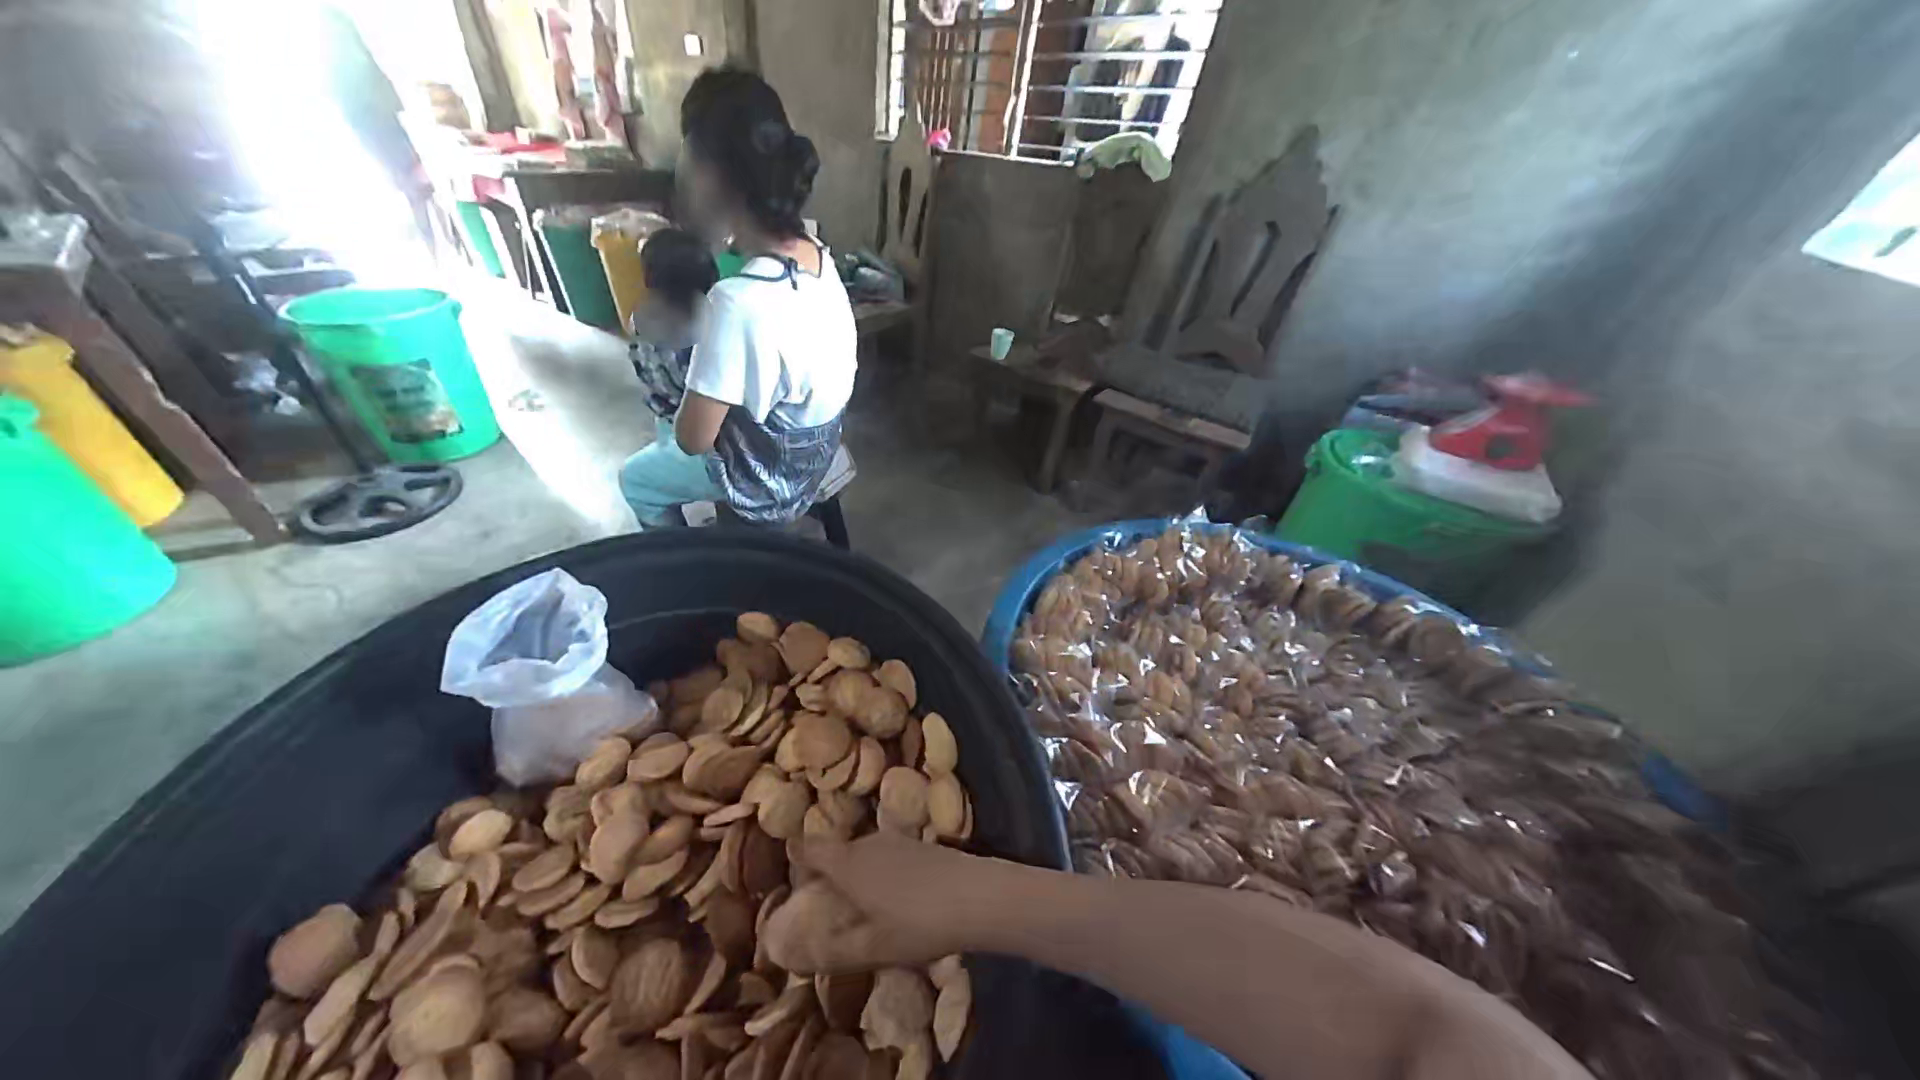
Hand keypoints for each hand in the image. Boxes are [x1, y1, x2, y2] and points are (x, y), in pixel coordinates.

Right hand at [763, 832, 1035, 972]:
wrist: (979, 896)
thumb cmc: (919, 923)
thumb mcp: (872, 948)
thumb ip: (833, 950)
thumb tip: (797, 953)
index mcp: (849, 863)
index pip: (809, 848)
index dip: (795, 857)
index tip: (791, 875)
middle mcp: (868, 842)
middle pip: (837, 850)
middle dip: (827, 872)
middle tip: (825, 904)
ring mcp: (897, 840)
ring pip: (864, 853)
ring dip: (857, 874)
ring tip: (862, 907)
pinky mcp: (922, 844)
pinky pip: (887, 856)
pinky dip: (881, 873)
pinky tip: (897, 900)